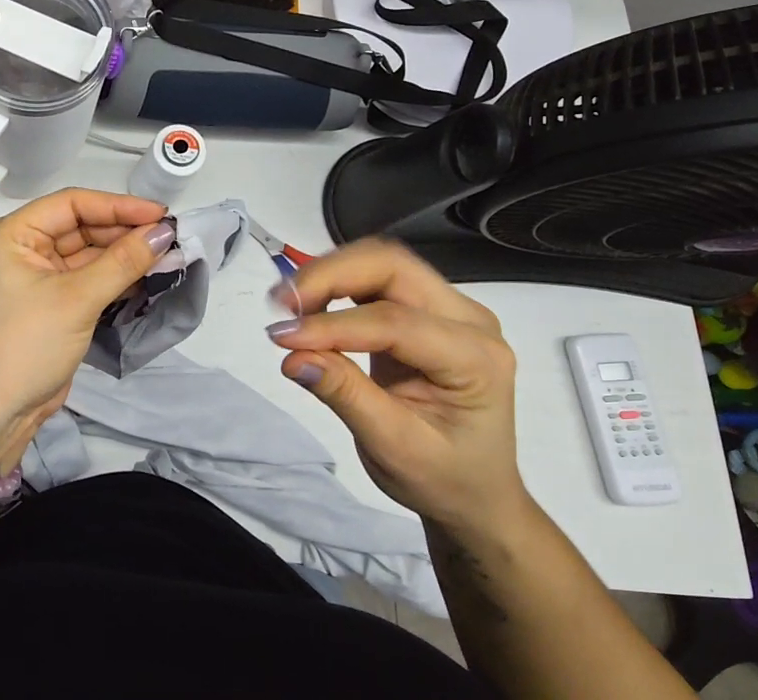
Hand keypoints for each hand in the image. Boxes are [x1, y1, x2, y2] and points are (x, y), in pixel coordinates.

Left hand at [0, 189, 172, 439]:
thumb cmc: (28, 343)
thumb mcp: (77, 299)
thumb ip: (123, 261)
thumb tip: (165, 230)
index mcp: (13, 234)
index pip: (71, 204)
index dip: (117, 205)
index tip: (160, 214)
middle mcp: (22, 248)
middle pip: (80, 226)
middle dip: (124, 231)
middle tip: (171, 237)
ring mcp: (36, 276)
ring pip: (87, 253)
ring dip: (124, 255)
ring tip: (168, 254)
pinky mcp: (51, 302)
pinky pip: (87, 277)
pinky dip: (115, 276)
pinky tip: (147, 275)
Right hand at [267, 238, 526, 529]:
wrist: (475, 493)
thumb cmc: (442, 478)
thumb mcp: (393, 448)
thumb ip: (345, 395)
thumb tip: (292, 356)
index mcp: (476, 359)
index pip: (396, 321)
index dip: (333, 324)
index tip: (281, 338)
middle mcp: (469, 320)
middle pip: (392, 267)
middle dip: (330, 276)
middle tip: (281, 305)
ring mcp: (449, 310)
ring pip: (382, 263)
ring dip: (329, 275)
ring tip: (288, 306)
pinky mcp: (424, 310)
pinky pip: (376, 280)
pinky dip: (337, 285)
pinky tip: (310, 307)